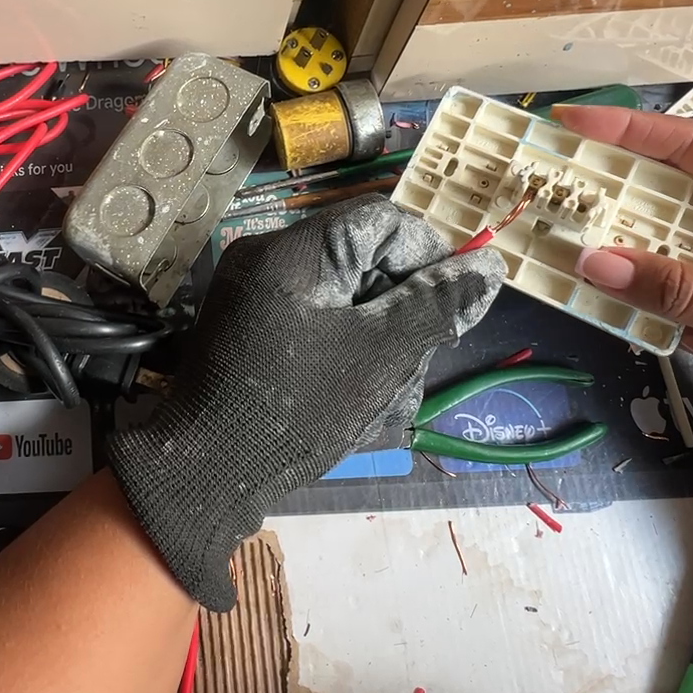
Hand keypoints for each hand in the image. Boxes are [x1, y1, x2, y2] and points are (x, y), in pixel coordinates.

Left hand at [108, 195, 504, 609]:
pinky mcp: (251, 323)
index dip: (426, 255)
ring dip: (376, 332)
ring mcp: (255, 291)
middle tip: (417, 356)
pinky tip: (358, 391)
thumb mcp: (379, 356)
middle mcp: (268, 256)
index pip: (380, 220)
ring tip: (387, 388)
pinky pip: (314, 316)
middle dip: (400, 304)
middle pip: (361, 255)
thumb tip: (488, 264)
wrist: (204, 472)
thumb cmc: (295, 410)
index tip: (449, 305)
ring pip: (343, 291)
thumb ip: (435, 305)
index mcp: (292, 249)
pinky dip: (344, 345)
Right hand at [555, 105, 692, 452]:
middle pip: (674, 192)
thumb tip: (589, 262)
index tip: (573, 120)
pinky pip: (664, 290)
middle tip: (553, 178)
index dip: (636, 130)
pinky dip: (631, 292)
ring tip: (559, 235)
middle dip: (616, 186)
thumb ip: (679, 290)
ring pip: (663, 244)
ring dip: (617, 244)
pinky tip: (593, 292)